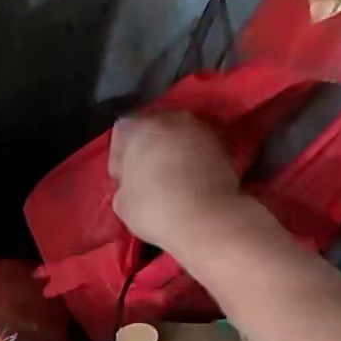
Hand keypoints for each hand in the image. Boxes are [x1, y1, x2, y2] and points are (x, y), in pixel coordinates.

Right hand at [109, 111, 252, 253]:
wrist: (205, 220)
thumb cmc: (156, 209)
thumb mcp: (122, 203)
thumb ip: (123, 184)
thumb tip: (130, 184)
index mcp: (141, 129)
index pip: (122, 130)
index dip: (119, 155)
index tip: (121, 175)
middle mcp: (172, 120)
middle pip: (152, 128)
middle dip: (146, 148)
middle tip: (143, 175)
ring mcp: (199, 130)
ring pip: (176, 136)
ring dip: (169, 153)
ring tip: (167, 180)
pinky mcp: (220, 145)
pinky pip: (196, 147)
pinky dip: (189, 160)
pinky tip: (186, 183)